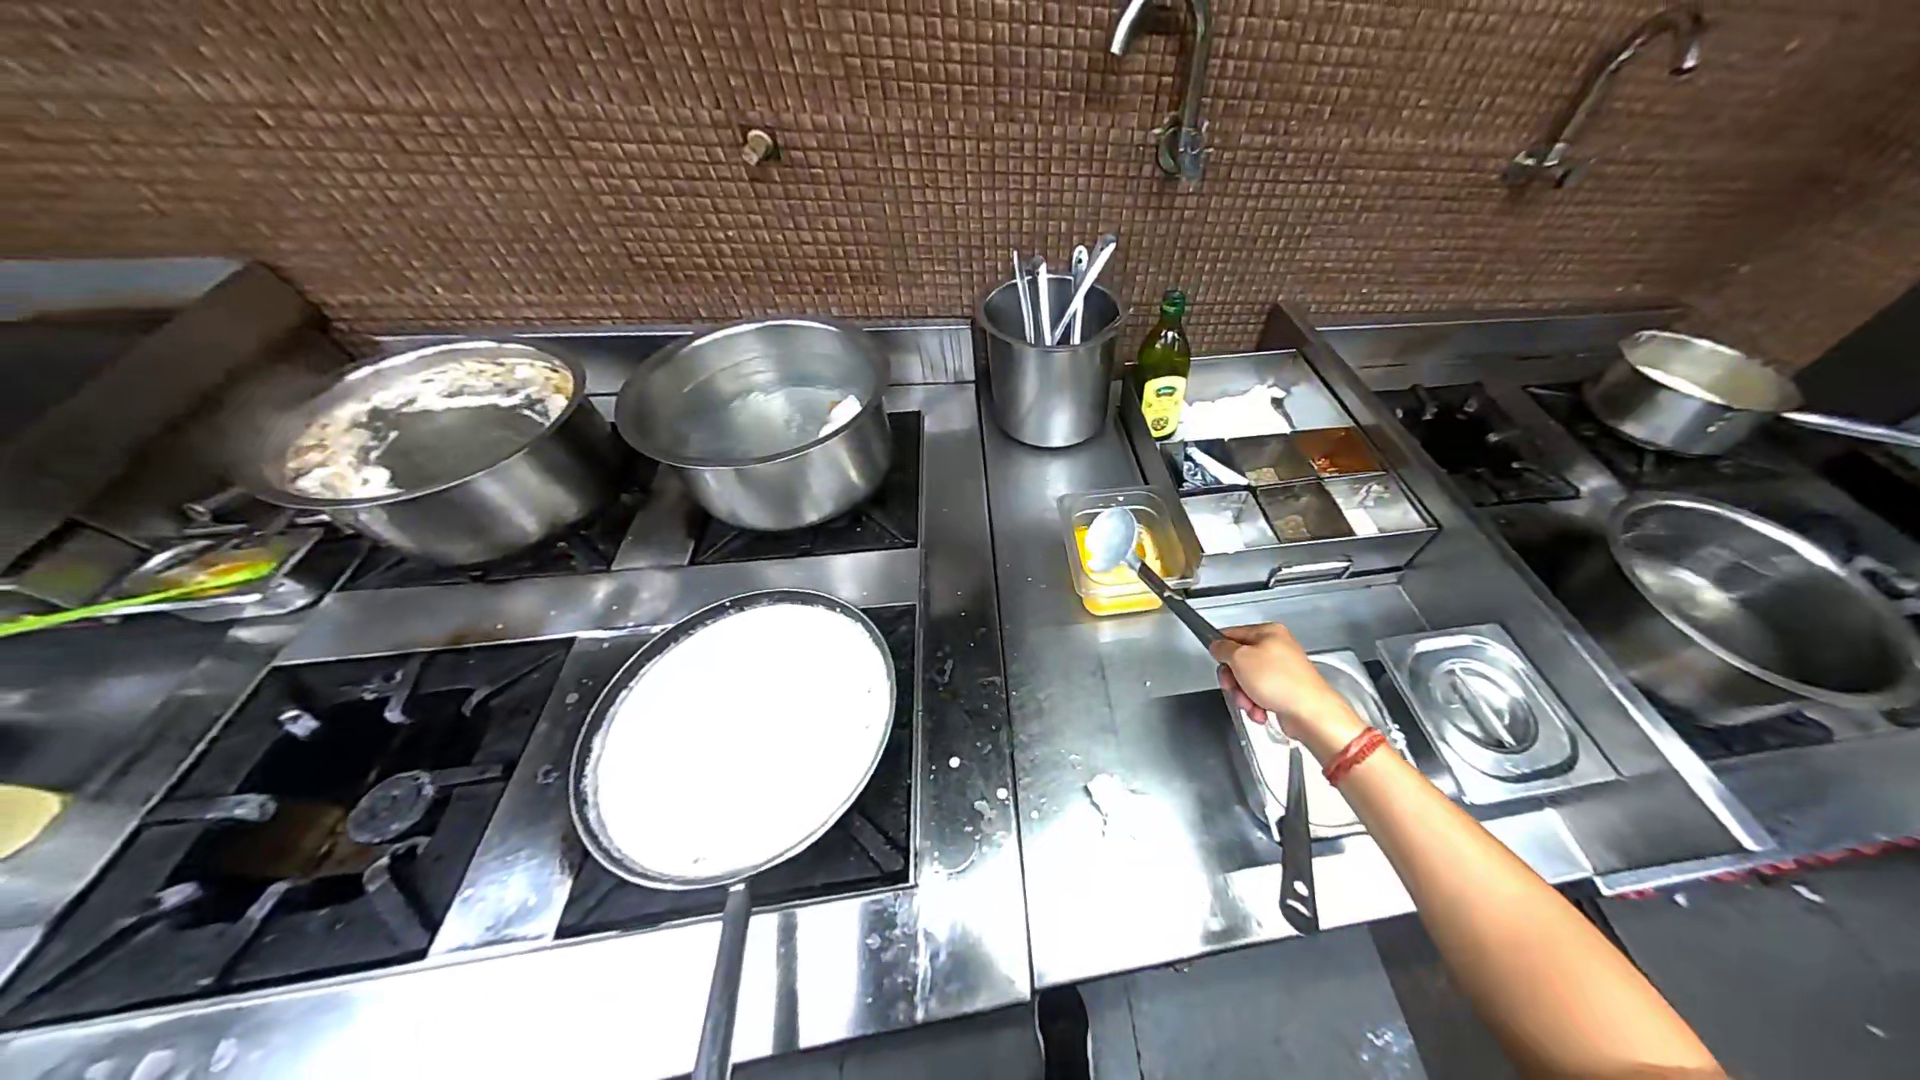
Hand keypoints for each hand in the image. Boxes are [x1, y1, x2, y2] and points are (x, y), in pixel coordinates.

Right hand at [1209, 623, 1369, 761]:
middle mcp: (1277, 648)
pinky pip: (1258, 694)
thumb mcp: (1240, 659)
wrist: (1311, 714)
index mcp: (1268, 632)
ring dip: (1243, 695)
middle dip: (1233, 679)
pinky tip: (1261, 709)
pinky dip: (1255, 704)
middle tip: (1235, 685)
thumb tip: (1216, 646)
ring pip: (1246, 680)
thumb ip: (1222, 648)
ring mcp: (1281, 670)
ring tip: (1251, 702)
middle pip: (1238, 661)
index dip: (1221, 650)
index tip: (1218, 662)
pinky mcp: (1284, 689)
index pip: (1231, 634)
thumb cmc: (1283, 683)